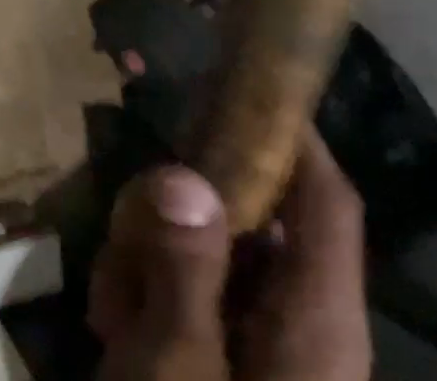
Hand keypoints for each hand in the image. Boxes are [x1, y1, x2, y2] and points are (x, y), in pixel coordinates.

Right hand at [89, 133, 370, 380]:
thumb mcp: (177, 361)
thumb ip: (182, 269)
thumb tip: (181, 176)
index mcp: (317, 322)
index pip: (325, 205)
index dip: (293, 140)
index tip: (236, 83)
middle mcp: (300, 321)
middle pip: (243, 222)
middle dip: (169, 217)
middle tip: (120, 238)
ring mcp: (259, 337)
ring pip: (200, 252)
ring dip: (143, 263)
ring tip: (111, 311)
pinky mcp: (223, 352)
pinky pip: (183, 292)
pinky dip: (142, 298)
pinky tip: (114, 329)